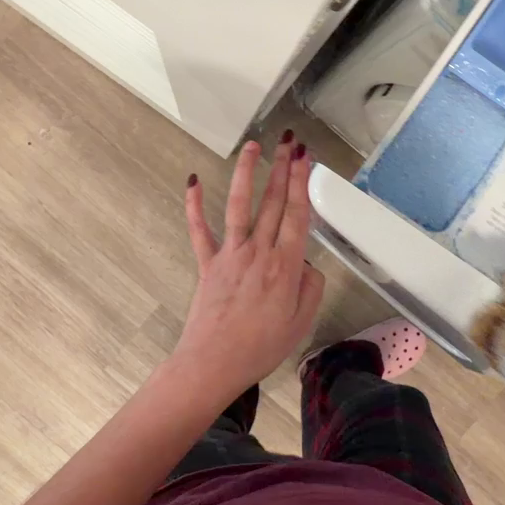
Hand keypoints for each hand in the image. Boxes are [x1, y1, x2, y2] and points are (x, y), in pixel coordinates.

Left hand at [170, 133, 324, 402]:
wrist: (214, 363)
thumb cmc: (261, 348)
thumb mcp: (301, 322)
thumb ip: (310, 288)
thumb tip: (306, 264)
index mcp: (285, 266)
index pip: (297, 214)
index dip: (302, 182)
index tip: (306, 157)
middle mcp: (258, 252)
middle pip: (273, 202)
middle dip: (283, 168)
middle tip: (290, 140)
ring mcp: (230, 255)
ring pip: (239, 205)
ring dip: (246, 173)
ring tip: (253, 147)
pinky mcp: (207, 264)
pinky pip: (200, 229)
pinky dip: (194, 204)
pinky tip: (194, 180)